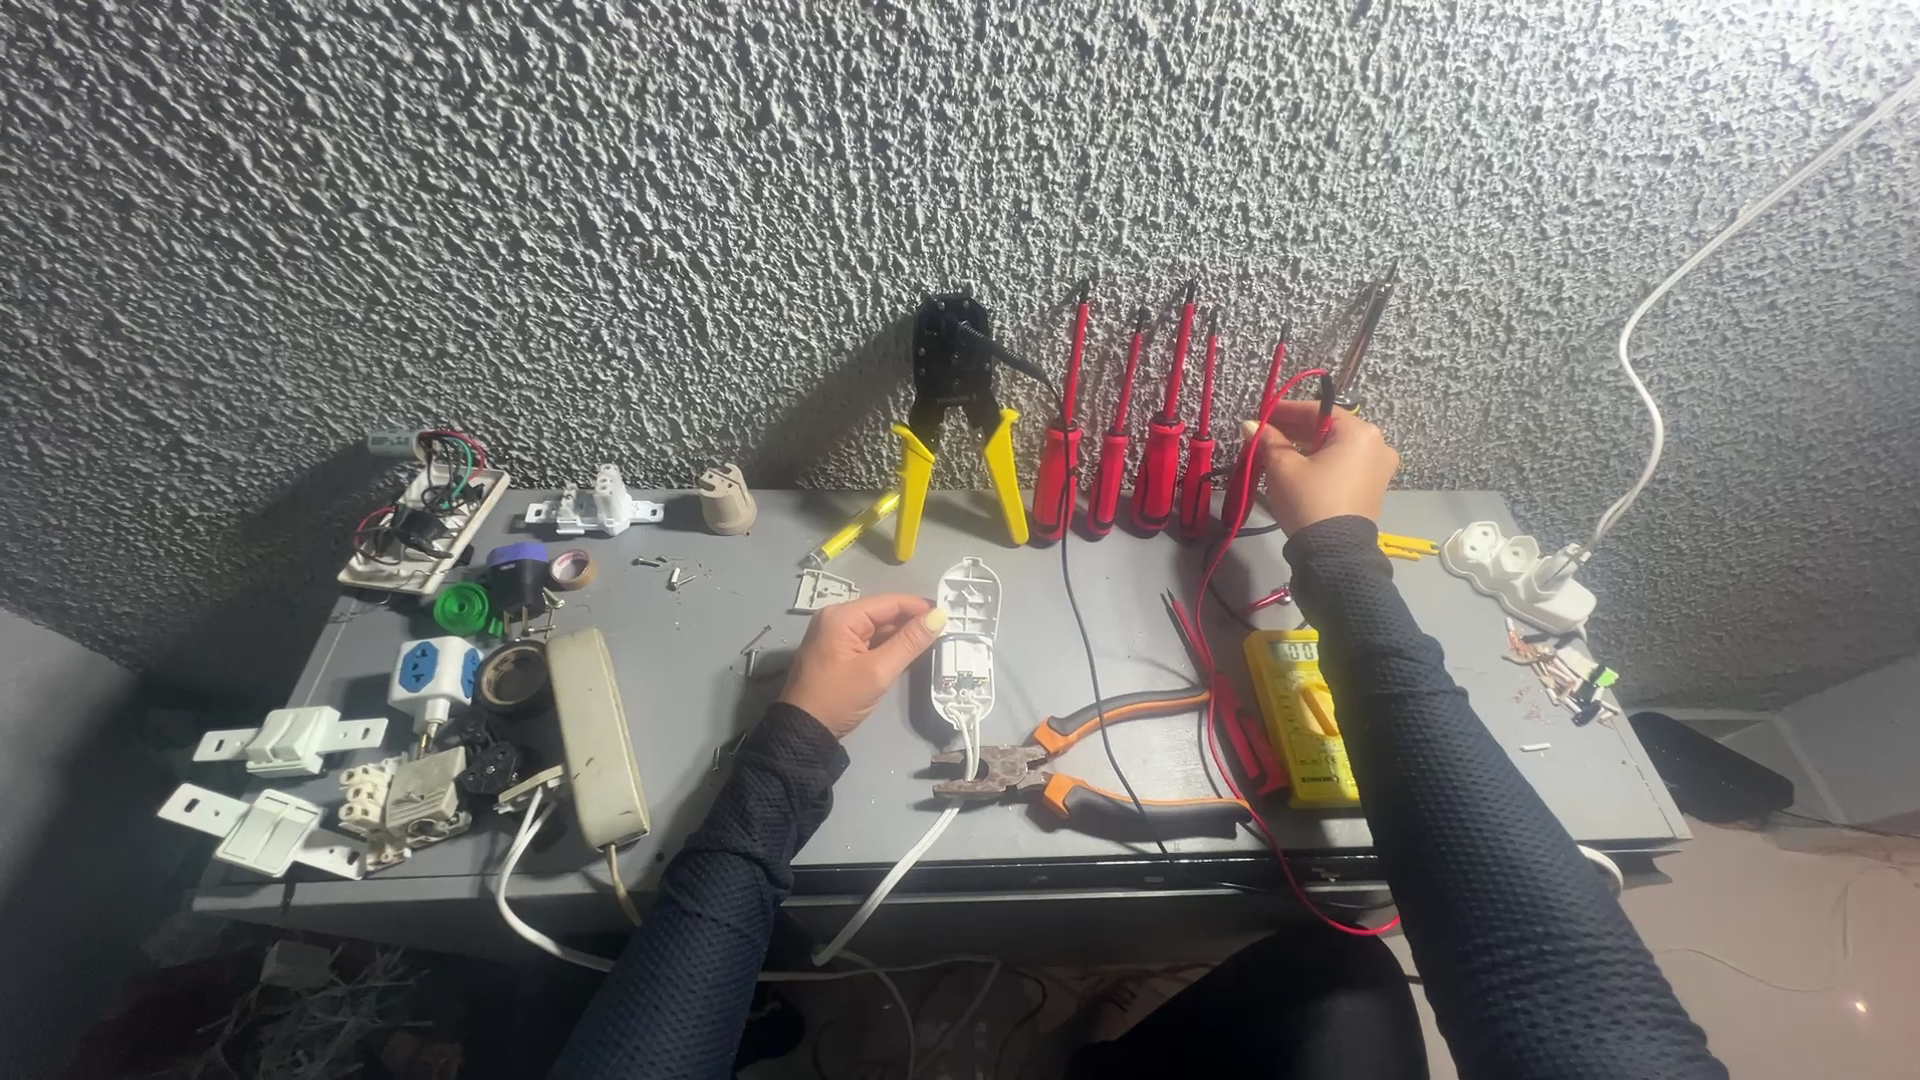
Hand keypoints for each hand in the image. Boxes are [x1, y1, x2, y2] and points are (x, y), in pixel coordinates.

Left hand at [779, 593, 949, 738]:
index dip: (920, 607)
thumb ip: (910, 642)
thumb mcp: (878, 671)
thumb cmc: (839, 699)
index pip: (889, 602)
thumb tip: (938, 616)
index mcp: (842, 616)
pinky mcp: (836, 650)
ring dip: (900, 635)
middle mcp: (836, 618)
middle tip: (942, 633)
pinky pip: (868, 640)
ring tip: (929, 643)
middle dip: (911, 622)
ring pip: (877, 627)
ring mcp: (834, 634)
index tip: (947, 617)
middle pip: (883, 613)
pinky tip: (906, 653)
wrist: (803, 732)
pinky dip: (887, 646)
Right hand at [1240, 401, 1399, 533]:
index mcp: (1360, 432)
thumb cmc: (1309, 500)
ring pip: (1336, 447)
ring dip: (1307, 446)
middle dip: (1295, 429)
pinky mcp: (1373, 487)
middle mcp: (1377, 444)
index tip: (1262, 413)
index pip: (1318, 410)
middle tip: (1265, 433)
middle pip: (1329, 428)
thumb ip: (1268, 440)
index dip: (1286, 410)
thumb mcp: (1283, 468)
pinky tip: (1299, 467)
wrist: (1334, 551)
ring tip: (1277, 451)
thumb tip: (1249, 425)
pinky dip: (1321, 461)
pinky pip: (1344, 464)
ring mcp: (1379, 467)